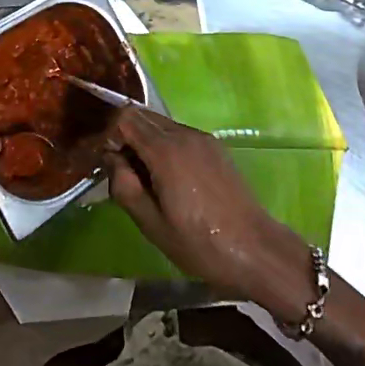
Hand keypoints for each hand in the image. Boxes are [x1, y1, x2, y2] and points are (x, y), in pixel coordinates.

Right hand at [103, 105, 317, 324]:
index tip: (109, 164)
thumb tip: (111, 159)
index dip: (110, 135)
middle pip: (143, 116)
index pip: (126, 118)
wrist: (255, 250)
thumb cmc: (199, 243)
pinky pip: (180, 135)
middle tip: (125, 174)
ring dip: (146, 142)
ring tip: (147, 180)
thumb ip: (124, 186)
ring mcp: (203, 139)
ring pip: (162, 124)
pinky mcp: (215, 147)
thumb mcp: (152, 224)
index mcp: (166, 151)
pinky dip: (165, 146)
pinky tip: (170, 180)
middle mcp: (185, 135)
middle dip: (126, 137)